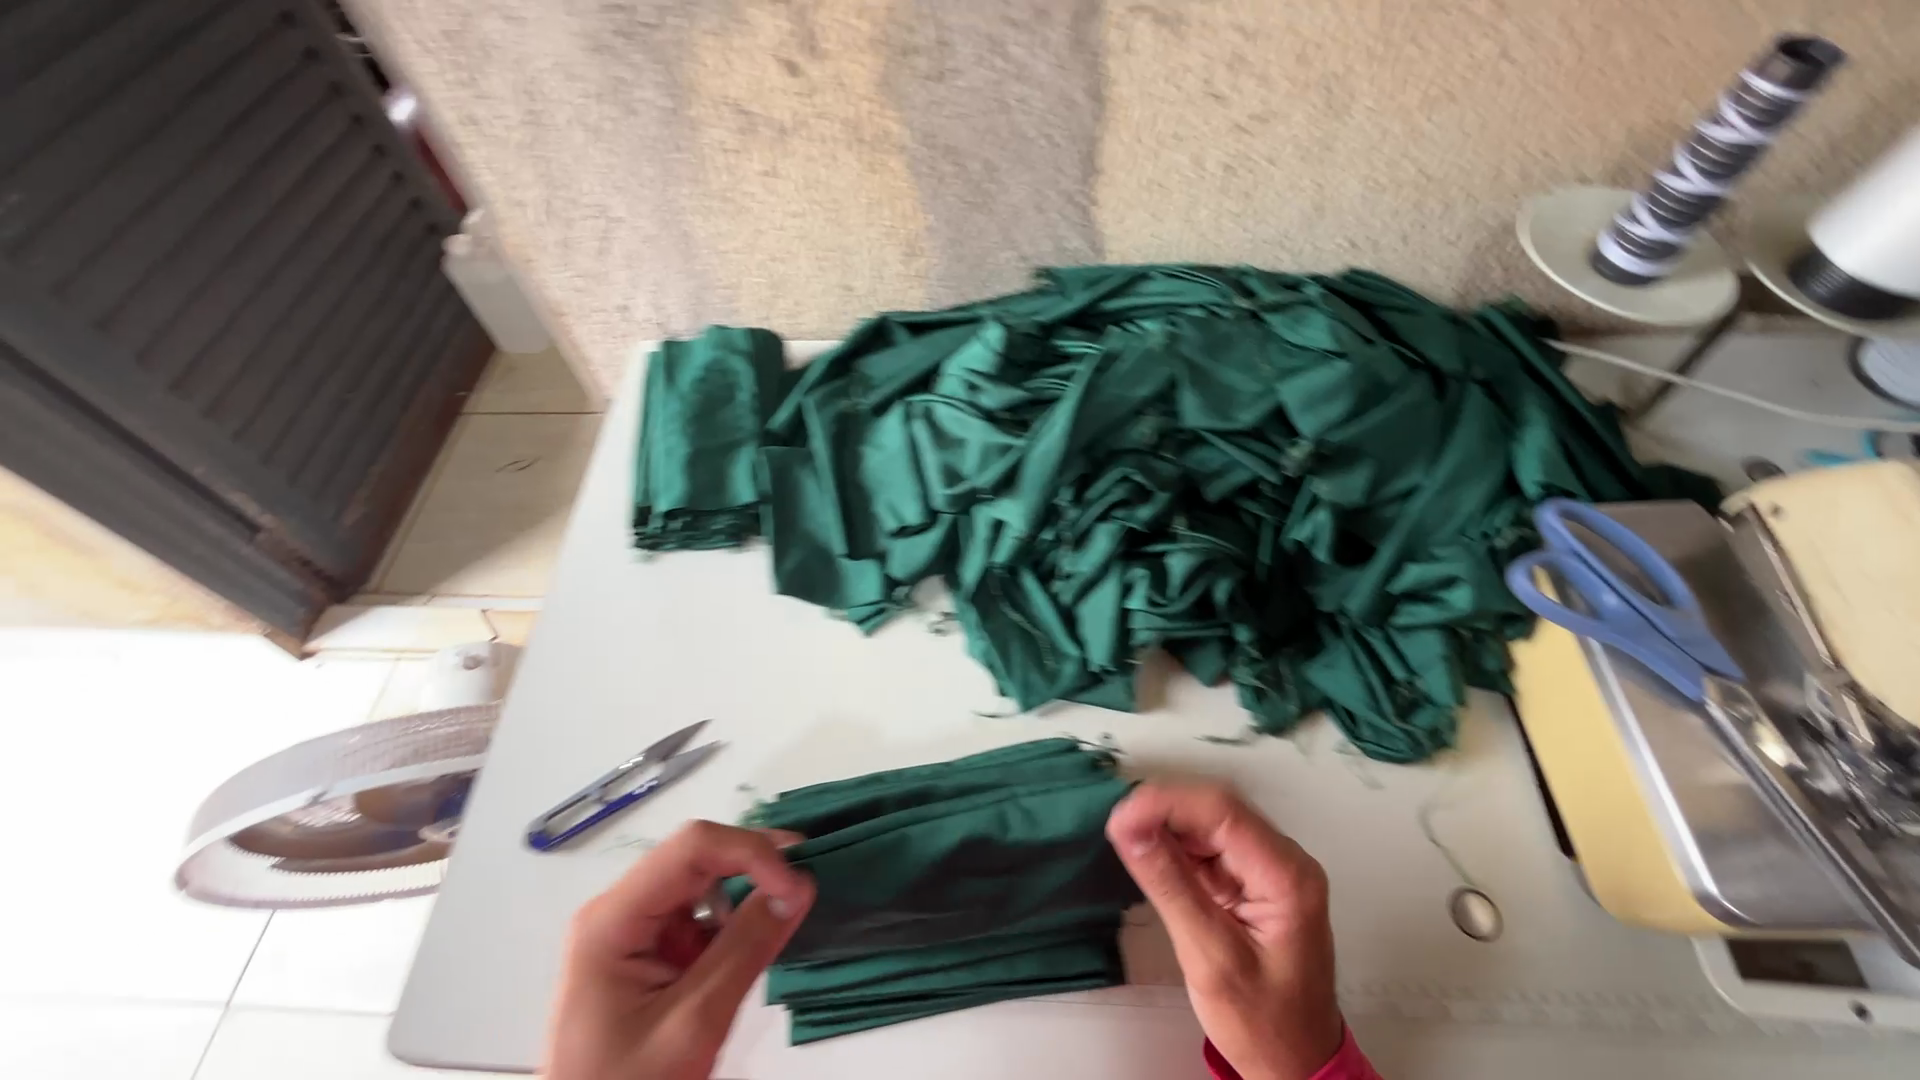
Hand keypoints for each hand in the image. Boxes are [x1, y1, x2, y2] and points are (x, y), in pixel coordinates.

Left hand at [544, 821, 815, 1079]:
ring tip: (787, 911)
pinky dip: (737, 919)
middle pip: (697, 857)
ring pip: (703, 882)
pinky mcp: (650, 951)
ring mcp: (634, 930)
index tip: (797, 885)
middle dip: (755, 863)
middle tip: (808, 882)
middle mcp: (620, 909)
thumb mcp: (692, 1023)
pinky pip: (701, 914)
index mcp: (614, 918)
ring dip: (748, 890)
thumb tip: (800, 884)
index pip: (692, 848)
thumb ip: (746, 948)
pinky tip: (757, 939)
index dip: (751, 851)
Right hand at [1107, 783, 1341, 1079]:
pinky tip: (1147, 849)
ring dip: (1165, 823)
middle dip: (1164, 808)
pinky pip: (1206, 845)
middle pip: (1216, 809)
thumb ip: (1170, 886)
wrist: (1294, 1064)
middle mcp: (1282, 859)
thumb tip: (1130, 830)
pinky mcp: (1247, 878)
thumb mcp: (1210, 956)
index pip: (1223, 812)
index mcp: (1287, 875)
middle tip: (1118, 824)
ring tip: (1125, 834)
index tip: (1121, 816)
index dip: (1167, 802)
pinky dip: (1173, 844)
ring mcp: (1266, 867)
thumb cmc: (1263, 1022)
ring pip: (1207, 822)